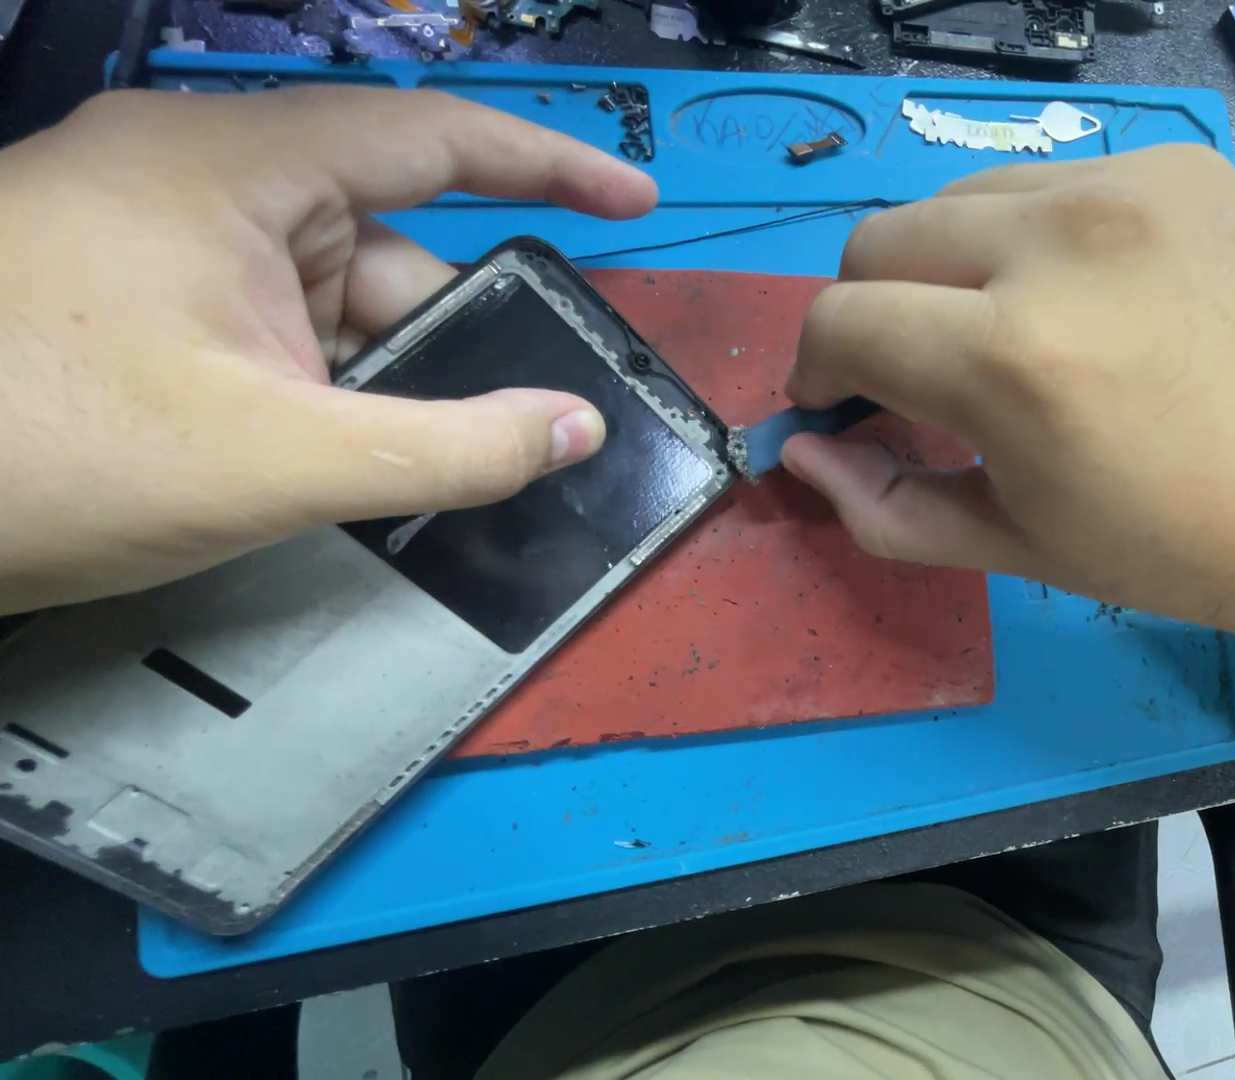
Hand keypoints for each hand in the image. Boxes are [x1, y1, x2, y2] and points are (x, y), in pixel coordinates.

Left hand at [0, 87, 656, 615]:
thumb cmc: (35, 453)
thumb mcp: (280, 460)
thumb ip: (455, 450)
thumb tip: (580, 430)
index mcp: (232, 174)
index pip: (430, 138)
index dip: (550, 165)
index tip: (636, 199)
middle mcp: (218, 195)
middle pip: (406, 250)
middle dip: (469, 337)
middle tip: (531, 415)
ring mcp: (194, 257)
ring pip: (368, 309)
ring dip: (416, 383)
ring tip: (436, 457)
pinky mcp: (181, 314)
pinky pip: (321, 342)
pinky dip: (369, 398)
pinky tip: (378, 455)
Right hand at [783, 146, 1234, 653]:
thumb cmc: (1166, 548)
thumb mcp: (1011, 548)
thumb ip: (884, 508)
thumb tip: (802, 457)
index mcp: (1014, 356)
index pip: (841, 319)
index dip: (815, 368)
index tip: (838, 404)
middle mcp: (1065, 242)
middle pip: (882, 238)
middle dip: (871, 312)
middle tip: (915, 374)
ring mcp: (1135, 186)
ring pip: (962, 197)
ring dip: (948, 268)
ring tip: (1003, 334)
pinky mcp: (1189, 168)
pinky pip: (1055, 183)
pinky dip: (1032, 239)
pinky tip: (1083, 300)